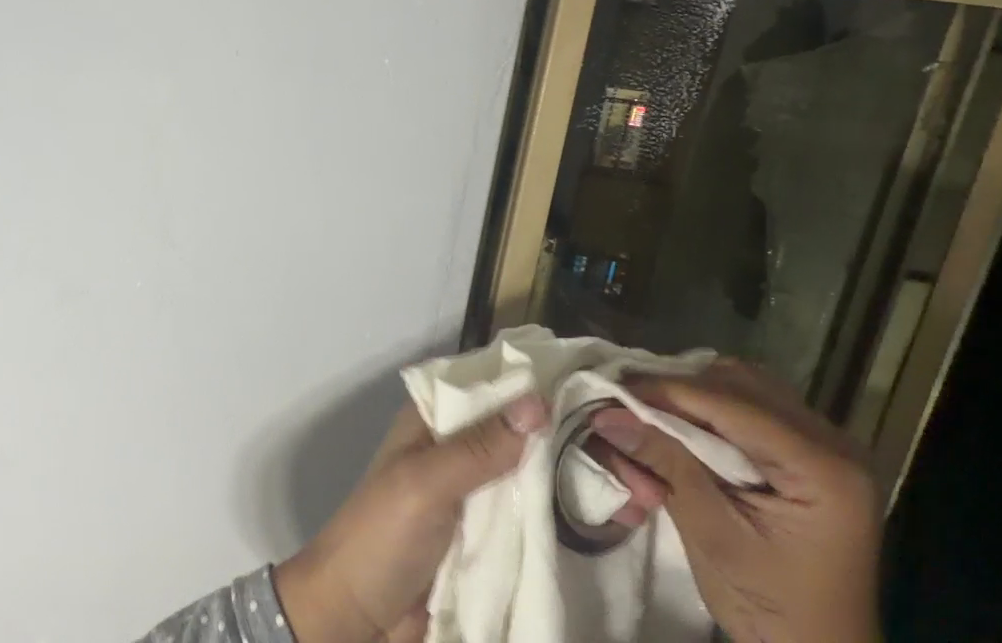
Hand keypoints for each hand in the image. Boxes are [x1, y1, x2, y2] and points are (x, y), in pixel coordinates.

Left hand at [274, 394, 665, 642]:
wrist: (357, 618)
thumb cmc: (381, 537)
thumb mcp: (426, 484)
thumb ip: (479, 447)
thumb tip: (538, 400)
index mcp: (433, 420)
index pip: (494, 386)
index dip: (543, 383)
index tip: (602, 384)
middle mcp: (459, 447)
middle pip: (523, 431)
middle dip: (575, 436)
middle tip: (637, 445)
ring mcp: (477, 494)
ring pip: (536, 473)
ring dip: (581, 476)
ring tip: (645, 485)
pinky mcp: (490, 537)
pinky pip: (534, 517)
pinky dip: (571, 515)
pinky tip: (621, 515)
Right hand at [589, 360, 882, 642]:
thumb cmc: (771, 605)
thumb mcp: (713, 536)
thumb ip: (667, 465)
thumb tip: (607, 414)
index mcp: (824, 467)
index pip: (733, 404)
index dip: (667, 391)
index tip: (611, 393)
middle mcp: (833, 442)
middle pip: (741, 383)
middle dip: (677, 390)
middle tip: (626, 408)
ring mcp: (824, 446)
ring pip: (744, 387)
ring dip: (692, 397)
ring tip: (650, 420)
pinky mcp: (809, 453)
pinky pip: (752, 408)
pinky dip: (709, 411)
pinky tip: (681, 431)